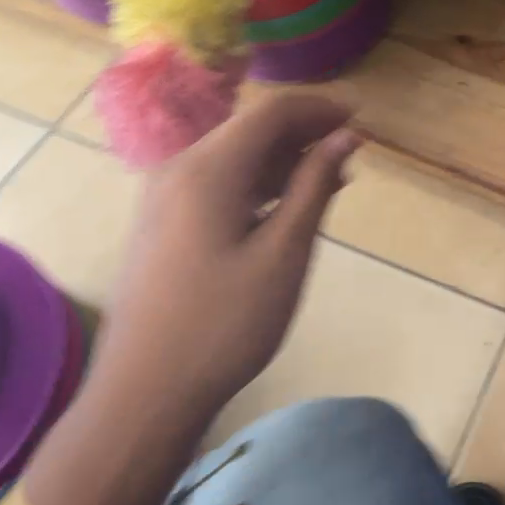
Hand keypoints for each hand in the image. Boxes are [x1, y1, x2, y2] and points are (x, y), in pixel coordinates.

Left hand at [92, 93, 362, 416]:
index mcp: (208, 170)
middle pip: (251, 128)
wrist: (142, 397)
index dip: (321, 107)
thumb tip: (345, 136)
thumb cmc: (223, 325)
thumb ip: (314, 185)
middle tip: (352, 154)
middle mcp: (179, 169)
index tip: (362, 120)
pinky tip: (287, 206)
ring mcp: (164, 197)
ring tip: (331, 182)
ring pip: (235, 154)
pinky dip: (258, 182)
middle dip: (305, 132)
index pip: (272, 111)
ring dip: (285, 158)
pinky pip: (218, 181)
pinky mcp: (162, 223)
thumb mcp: (284, 253)